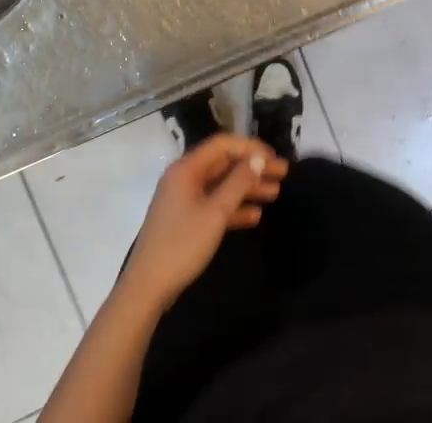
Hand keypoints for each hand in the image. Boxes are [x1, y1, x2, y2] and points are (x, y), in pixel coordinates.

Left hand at [120, 134, 286, 307]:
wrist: (148, 286)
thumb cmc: (182, 244)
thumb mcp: (216, 212)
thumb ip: (239, 182)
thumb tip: (259, 157)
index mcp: (187, 169)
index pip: (223, 144)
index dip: (251, 147)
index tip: (275, 158)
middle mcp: (185, 178)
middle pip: (224, 164)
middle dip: (253, 168)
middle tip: (283, 174)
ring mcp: (184, 200)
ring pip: (221, 185)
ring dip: (248, 188)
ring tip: (276, 194)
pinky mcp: (186, 220)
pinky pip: (214, 205)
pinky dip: (234, 208)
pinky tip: (255, 216)